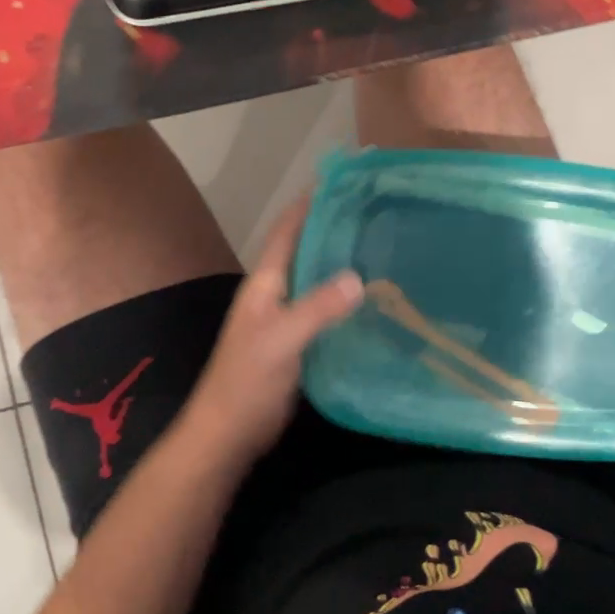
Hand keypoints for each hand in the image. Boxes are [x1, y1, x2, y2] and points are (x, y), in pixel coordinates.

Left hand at [179, 198, 363, 464]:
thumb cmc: (247, 383)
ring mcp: (287, 318)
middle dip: (336, 226)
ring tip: (386, 245)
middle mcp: (277, 292)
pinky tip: (376, 298)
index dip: (312, 201)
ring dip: (345, 261)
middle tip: (380, 209)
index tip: (346, 178)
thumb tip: (359, 276)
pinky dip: (348, 297)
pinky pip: (327, 308)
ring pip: (320, 278)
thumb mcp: (281, 341)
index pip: (288, 229)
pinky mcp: (300, 342)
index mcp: (266, 283)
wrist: (228, 435)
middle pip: (307, 249)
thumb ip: (317, 308)